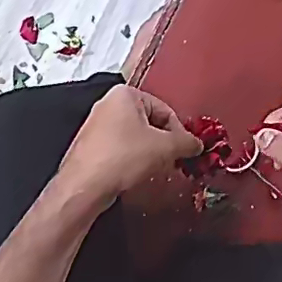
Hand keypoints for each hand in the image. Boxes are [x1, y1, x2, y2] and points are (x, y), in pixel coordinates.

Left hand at [57, 85, 202, 203]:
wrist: (84, 187)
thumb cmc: (122, 158)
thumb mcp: (165, 147)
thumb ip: (186, 142)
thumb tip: (196, 144)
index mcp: (125, 95)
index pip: (165, 110)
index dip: (179, 132)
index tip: (187, 150)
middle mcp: (108, 105)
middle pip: (151, 123)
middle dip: (165, 143)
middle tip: (174, 160)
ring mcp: (98, 126)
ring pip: (137, 137)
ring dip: (151, 153)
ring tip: (155, 169)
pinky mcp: (93, 146)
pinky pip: (122, 148)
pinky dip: (134, 160)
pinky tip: (136, 174)